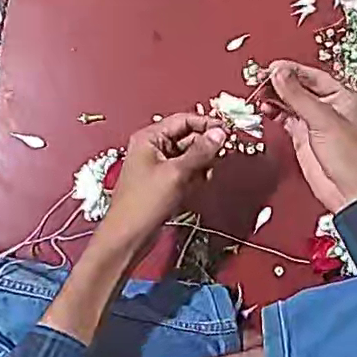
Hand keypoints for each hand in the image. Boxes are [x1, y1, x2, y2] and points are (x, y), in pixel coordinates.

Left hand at [99, 114, 228, 241]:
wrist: (128, 236)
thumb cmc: (144, 202)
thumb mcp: (176, 173)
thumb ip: (201, 151)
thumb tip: (220, 133)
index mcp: (150, 138)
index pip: (184, 120)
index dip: (206, 124)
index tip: (227, 132)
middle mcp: (154, 147)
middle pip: (189, 137)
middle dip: (206, 146)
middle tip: (223, 154)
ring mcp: (160, 164)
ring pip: (191, 155)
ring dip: (202, 163)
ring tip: (207, 174)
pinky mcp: (165, 181)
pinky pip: (187, 170)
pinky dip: (196, 175)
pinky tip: (198, 184)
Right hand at [264, 60, 356, 212]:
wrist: (347, 191)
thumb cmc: (351, 159)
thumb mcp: (323, 120)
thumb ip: (298, 96)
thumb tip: (280, 74)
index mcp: (343, 97)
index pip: (313, 76)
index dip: (291, 70)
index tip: (272, 68)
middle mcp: (330, 107)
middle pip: (300, 86)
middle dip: (280, 82)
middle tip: (260, 78)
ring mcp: (316, 122)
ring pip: (291, 101)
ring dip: (275, 95)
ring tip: (259, 91)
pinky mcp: (304, 136)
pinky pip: (287, 117)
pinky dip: (275, 111)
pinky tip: (265, 107)